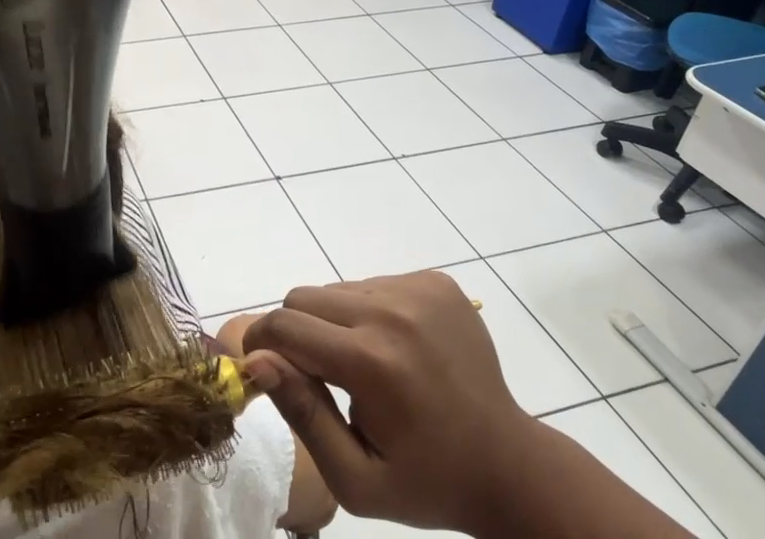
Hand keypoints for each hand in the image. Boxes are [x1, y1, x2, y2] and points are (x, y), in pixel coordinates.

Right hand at [240, 272, 536, 532]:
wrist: (508, 465)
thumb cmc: (424, 481)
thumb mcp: (354, 477)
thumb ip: (301, 414)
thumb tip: (256, 360)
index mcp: (371, 361)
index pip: (283, 326)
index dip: (260, 345)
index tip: (262, 369)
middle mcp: (393, 312)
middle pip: (303, 299)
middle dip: (295, 334)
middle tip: (319, 377)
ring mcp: (419, 290)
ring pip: (336, 290)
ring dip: (332, 323)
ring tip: (363, 366)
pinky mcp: (436, 283)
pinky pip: (370, 284)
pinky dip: (366, 312)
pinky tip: (393, 350)